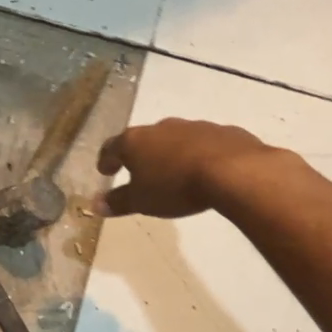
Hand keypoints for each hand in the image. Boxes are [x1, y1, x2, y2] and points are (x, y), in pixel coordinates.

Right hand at [97, 119, 282, 218]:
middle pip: (144, 139)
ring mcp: (196, 126)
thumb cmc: (176, 186)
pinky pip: (206, 142)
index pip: (111, 147)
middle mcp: (162, 128)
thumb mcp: (141, 201)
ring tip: (176, 171)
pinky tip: (207, 169)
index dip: (106, 160)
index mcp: (134, 141)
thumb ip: (117, 202)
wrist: (237, 173)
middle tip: (141, 170)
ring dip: (172, 152)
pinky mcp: (227, 131)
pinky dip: (201, 153)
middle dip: (141, 154)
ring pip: (176, 138)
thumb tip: (94, 205)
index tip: (106, 171)